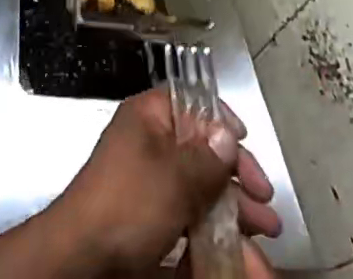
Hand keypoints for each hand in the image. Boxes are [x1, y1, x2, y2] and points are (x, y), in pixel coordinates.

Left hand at [43, 88, 279, 277]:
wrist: (87, 252)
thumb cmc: (129, 204)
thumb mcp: (174, 176)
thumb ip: (206, 156)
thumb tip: (226, 132)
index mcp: (146, 118)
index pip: (184, 100)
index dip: (216, 117)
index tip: (245, 140)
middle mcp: (148, 142)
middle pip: (200, 146)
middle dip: (236, 173)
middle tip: (265, 200)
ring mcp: (151, 179)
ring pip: (200, 183)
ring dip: (235, 204)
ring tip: (266, 230)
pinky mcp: (154, 212)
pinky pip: (190, 211)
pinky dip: (215, 224)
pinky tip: (242, 247)